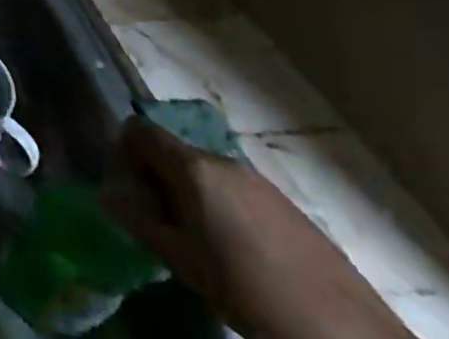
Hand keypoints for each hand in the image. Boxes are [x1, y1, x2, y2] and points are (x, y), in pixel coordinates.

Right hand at [101, 117, 411, 338]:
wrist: (340, 328)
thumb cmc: (243, 287)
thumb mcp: (179, 258)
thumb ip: (138, 220)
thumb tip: (108, 194)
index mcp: (193, 167)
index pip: (140, 130)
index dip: (123, 152)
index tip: (126, 191)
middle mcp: (225, 161)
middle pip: (173, 152)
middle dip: (155, 179)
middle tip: (157, 224)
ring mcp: (260, 181)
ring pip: (204, 173)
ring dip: (188, 195)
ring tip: (195, 242)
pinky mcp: (286, 205)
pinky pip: (235, 191)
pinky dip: (219, 208)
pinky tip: (233, 252)